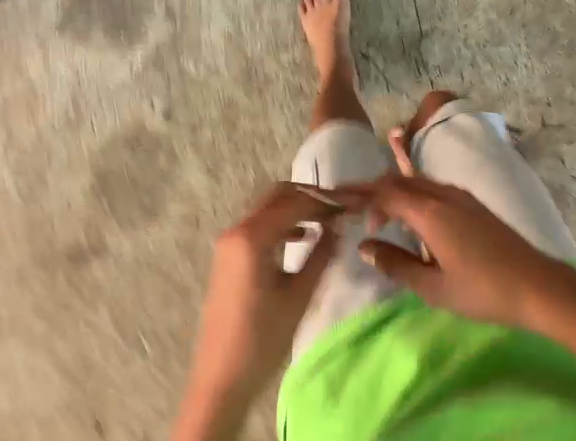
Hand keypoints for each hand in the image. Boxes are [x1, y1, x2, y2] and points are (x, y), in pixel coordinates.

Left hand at [174, 182, 342, 438]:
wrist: (221, 378)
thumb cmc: (262, 339)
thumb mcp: (299, 295)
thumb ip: (321, 254)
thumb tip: (338, 226)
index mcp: (252, 237)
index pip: (295, 202)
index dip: (327, 200)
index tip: (354, 204)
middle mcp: (236, 231)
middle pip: (277, 196)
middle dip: (310, 198)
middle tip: (340, 209)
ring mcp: (229, 243)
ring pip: (267, 208)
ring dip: (297, 209)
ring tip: (327, 221)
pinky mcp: (229, 257)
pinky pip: (259, 225)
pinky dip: (282, 223)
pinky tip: (302, 237)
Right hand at [345, 175, 575, 331]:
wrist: (535, 284)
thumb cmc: (482, 290)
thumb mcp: (433, 287)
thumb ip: (397, 264)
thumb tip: (366, 247)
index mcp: (430, 212)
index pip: (385, 193)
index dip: (358, 194)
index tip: (335, 198)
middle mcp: (443, 194)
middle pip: (399, 181)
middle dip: (373, 191)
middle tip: (351, 208)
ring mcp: (460, 196)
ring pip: (417, 182)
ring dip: (394, 193)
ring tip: (378, 217)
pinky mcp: (472, 203)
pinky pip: (432, 188)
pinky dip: (412, 195)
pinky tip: (411, 218)